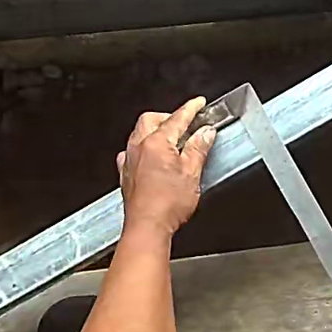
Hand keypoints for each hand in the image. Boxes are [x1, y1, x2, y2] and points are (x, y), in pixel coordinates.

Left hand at [117, 96, 217, 237]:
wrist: (147, 227)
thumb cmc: (166, 205)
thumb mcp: (192, 173)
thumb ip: (198, 149)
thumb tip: (205, 133)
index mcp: (156, 143)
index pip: (176, 118)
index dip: (190, 109)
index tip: (198, 104)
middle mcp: (138, 147)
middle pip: (151, 120)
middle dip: (169, 117)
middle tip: (185, 123)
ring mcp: (129, 160)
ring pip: (140, 133)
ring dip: (155, 131)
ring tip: (172, 140)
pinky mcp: (125, 174)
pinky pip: (132, 151)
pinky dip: (144, 148)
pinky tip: (153, 158)